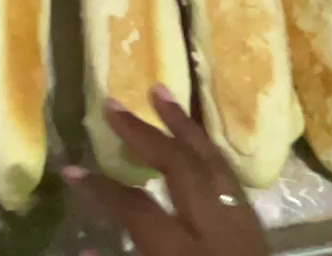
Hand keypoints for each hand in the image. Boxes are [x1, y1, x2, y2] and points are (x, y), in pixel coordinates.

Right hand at [61, 86, 269, 255]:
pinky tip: (193, 137)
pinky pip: (233, 180)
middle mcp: (224, 240)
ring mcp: (249, 235)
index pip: (140, 214)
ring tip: (159, 92)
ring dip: (184, 127)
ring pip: (216, 165)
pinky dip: (209, 151)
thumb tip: (82, 253)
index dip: (102, 192)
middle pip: (183, 171)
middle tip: (112, 105)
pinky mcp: (262, 237)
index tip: (70, 171)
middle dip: (145, 135)